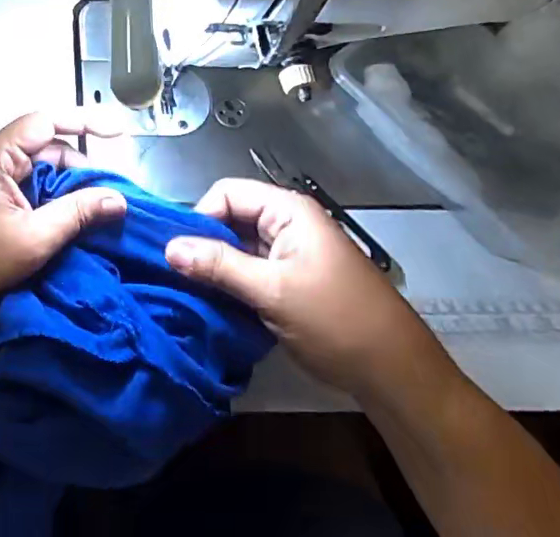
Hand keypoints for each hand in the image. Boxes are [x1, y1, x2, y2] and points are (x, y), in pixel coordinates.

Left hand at [0, 112, 126, 320]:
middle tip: (112, 187)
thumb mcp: (34, 238)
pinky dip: (59, 193)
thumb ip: (78, 213)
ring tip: (101, 203)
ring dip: (73, 181)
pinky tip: (80, 210)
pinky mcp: (0, 195)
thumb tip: (119, 199)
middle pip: (50, 145)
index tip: (116, 133)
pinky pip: (37, 183)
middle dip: (82, 163)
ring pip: (47, 166)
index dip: (84, 121)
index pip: (47, 122)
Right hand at [164, 178, 450, 402]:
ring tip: (190, 294)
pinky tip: (216, 306)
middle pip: (232, 218)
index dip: (201, 217)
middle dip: (205, 244)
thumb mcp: (272, 291)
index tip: (178, 255)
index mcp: (288, 210)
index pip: (228, 193)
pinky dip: (234, 284)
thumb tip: (169, 247)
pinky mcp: (292, 279)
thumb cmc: (334, 319)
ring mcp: (292, 251)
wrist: (391, 367)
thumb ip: (220, 266)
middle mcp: (288, 222)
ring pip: (240, 246)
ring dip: (218, 268)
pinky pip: (253, 269)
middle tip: (178, 278)